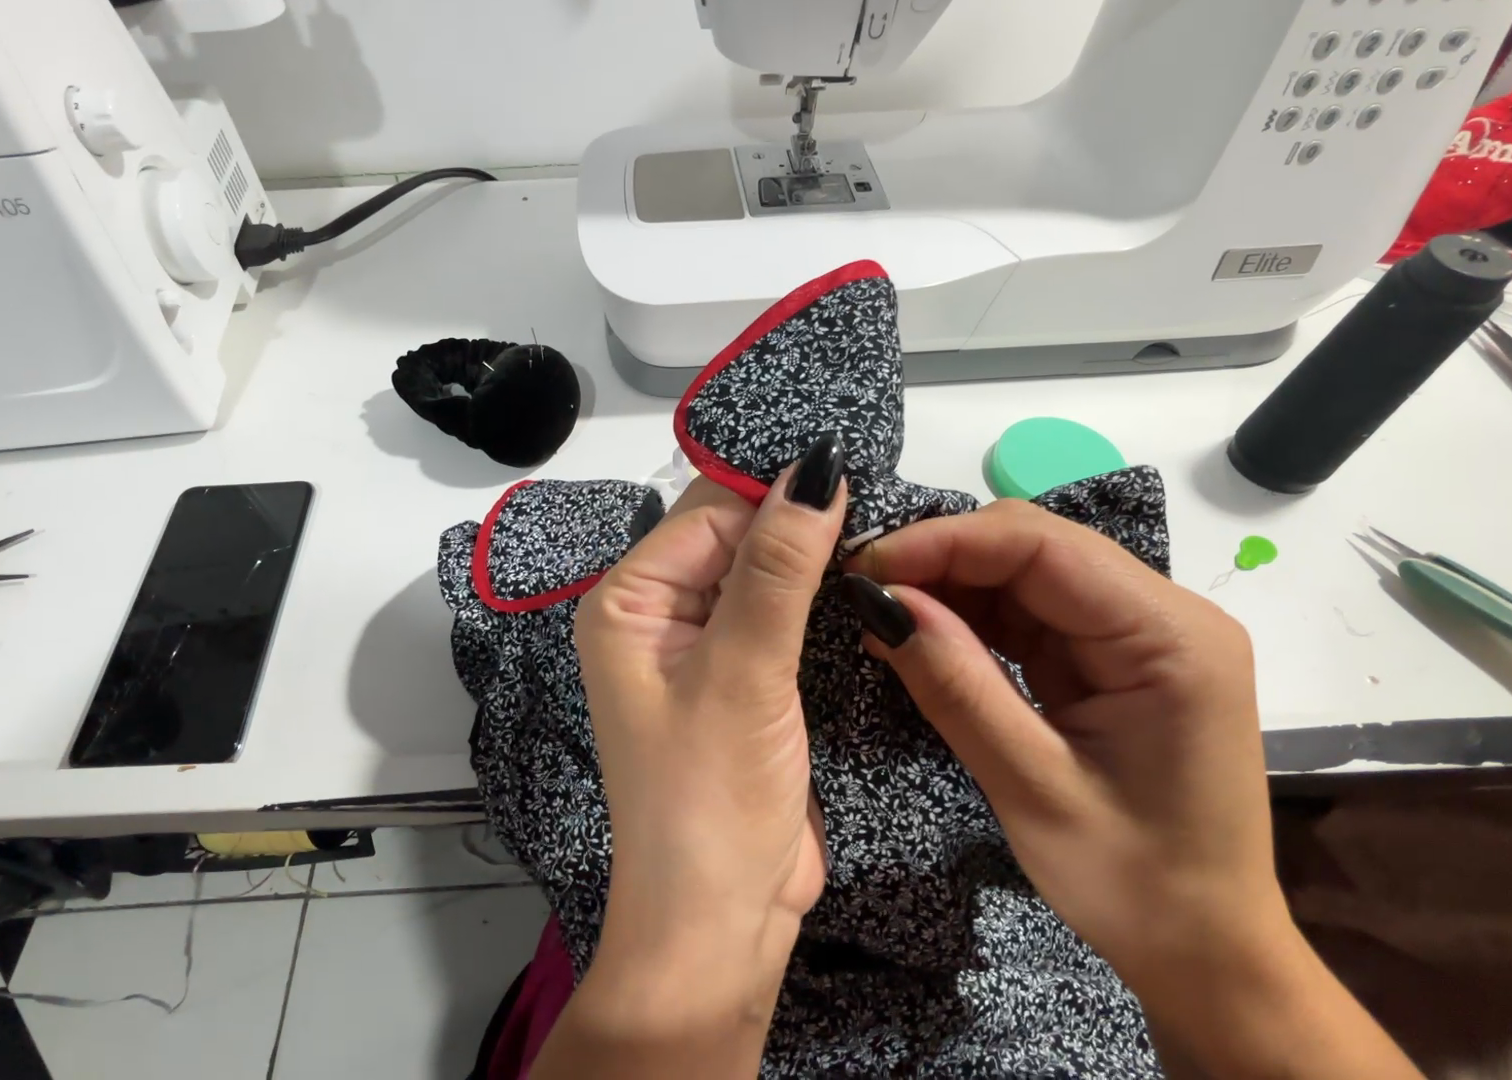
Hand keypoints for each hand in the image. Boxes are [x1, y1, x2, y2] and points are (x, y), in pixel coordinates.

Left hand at [535, 435, 846, 1078]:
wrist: (723, 917)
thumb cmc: (713, 797)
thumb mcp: (743, 673)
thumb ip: (778, 569)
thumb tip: (816, 468)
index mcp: (627, 602)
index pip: (704, 513)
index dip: (772, 490)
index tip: (852, 472)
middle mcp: (656, 615)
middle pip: (732, 537)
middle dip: (796, 521)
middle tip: (879, 501)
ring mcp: (702, 648)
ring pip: (761, 574)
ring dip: (812, 558)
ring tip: (883, 531)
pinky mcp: (743, 679)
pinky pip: (777, 615)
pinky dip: (816, 599)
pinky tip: (864, 582)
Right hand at [846, 499, 1420, 1077]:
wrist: (1203, 948)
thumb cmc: (1133, 882)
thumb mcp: (1031, 786)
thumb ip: (957, 686)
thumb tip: (881, 602)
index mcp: (1170, 637)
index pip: (1042, 547)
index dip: (944, 543)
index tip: (863, 569)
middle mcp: (1163, 615)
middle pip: (1034, 547)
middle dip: (942, 559)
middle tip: (860, 591)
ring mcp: (1137, 634)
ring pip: (1024, 573)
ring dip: (949, 586)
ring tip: (879, 612)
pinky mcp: (1109, 657)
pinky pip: (1028, 612)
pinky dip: (968, 618)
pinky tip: (920, 632)